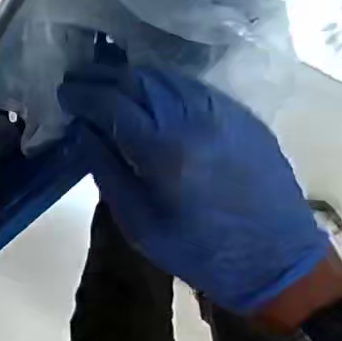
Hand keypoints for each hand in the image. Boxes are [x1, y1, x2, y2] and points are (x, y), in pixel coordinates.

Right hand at [58, 62, 328, 313]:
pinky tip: (154, 95)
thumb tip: (83, 130)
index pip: (111, 103)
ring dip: (134, 76)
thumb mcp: (139, 223)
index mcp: (162, 150)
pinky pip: (194, 87)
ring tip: (112, 85)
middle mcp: (192, 119)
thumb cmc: (199, 252)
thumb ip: (107, 170)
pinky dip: (166, 84)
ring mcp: (222, 112)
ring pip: (168, 76)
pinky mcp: (242, 115)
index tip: (64, 93)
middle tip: (81, 82)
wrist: (277, 263)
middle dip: (104, 76)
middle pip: (139, 79)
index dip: (83, 94)